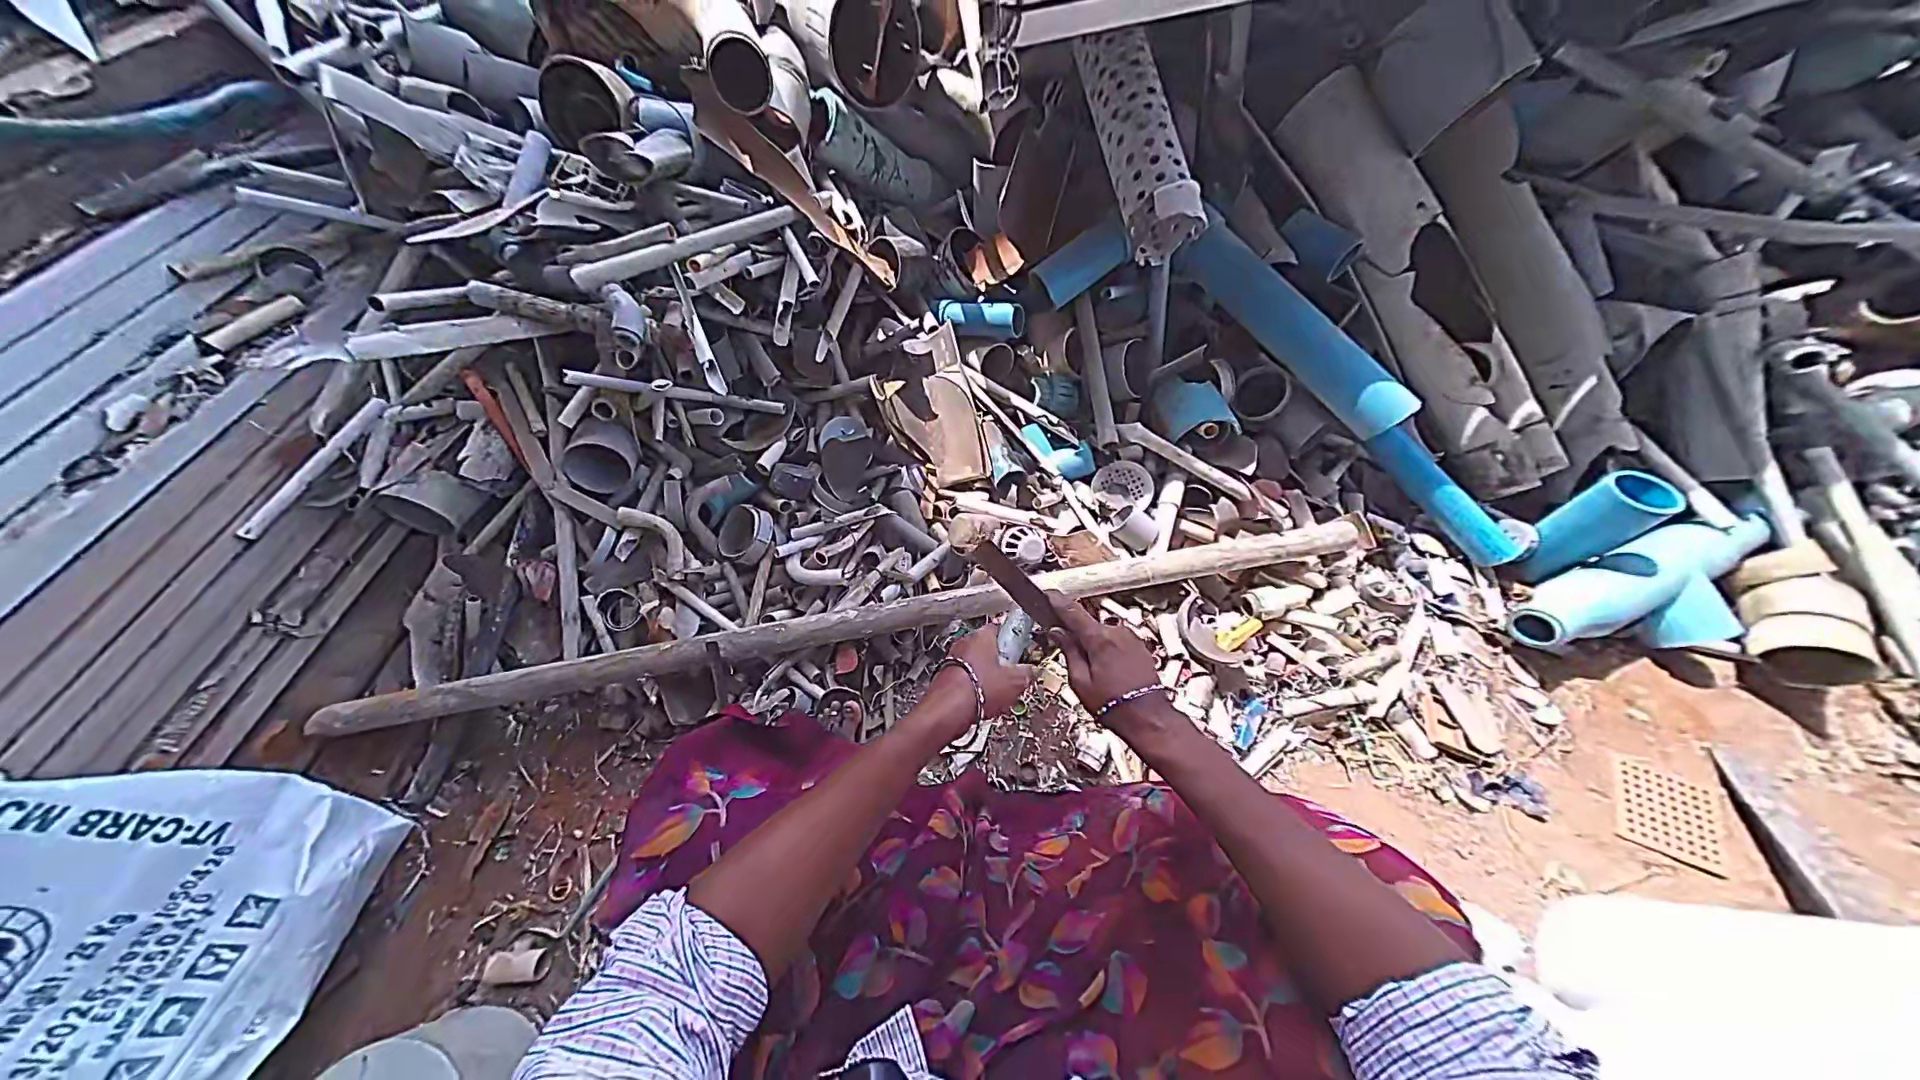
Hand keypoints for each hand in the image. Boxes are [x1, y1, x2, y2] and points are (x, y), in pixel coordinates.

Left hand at [915, 621, 1035, 743]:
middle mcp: (964, 644)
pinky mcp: (945, 678)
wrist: (947, 712)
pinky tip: (982, 702)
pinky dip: (974, 689)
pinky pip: (965, 680)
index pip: (1000, 628)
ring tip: (997, 694)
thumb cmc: (975, 690)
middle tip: (1012, 677)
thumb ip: (1027, 673)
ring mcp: (952, 661)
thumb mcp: (1015, 682)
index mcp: (981, 636)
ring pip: (976, 665)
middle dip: (1000, 663)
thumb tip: (1032, 672)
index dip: (1012, 640)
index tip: (1020, 651)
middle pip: (988, 649)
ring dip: (987, 677)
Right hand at [1046, 591, 1163, 726]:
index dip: (1057, 601)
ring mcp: (1131, 638)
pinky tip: (1107, 672)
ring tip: (1093, 673)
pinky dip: (1107, 650)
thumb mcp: (1080, 681)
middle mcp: (1117, 633)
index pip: (1072, 611)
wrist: (1148, 718)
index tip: (1048, 594)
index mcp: (1099, 639)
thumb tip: (1058, 633)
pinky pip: (1116, 642)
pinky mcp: (1139, 647)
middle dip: (1076, 636)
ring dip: (1093, 646)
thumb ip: (1068, 651)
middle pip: (1088, 625)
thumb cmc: (1114, 704)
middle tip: (1068, 656)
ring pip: (1102, 634)